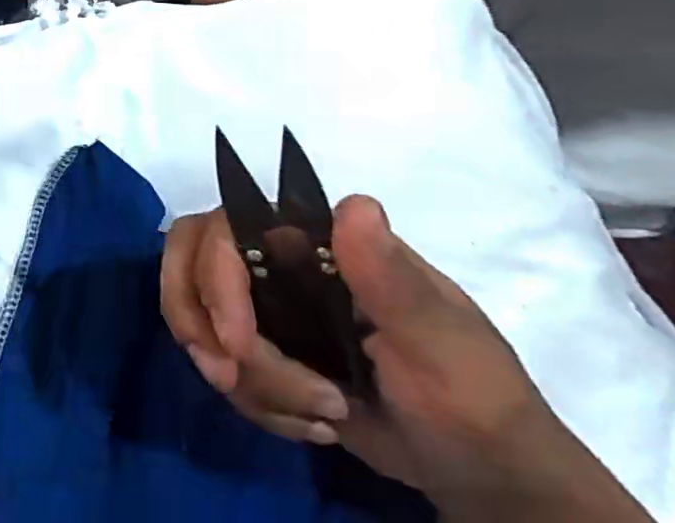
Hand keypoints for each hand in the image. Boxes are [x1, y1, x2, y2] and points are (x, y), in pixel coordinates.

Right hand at [160, 196, 651, 522]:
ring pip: (203, 320)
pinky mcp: (270, 353)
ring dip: (246, 380)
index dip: (214, 277)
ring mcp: (273, 308)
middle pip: (194, 261)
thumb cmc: (474, 396)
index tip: (237, 346)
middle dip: (198, 319)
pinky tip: (310, 426)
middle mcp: (284, 263)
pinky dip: (257, 404)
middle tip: (226, 374)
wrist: (481, 471)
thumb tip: (355, 204)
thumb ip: (392, 279)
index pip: (230, 227)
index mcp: (320, 241)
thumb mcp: (440, 342)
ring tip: (316, 418)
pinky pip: (225, 367)